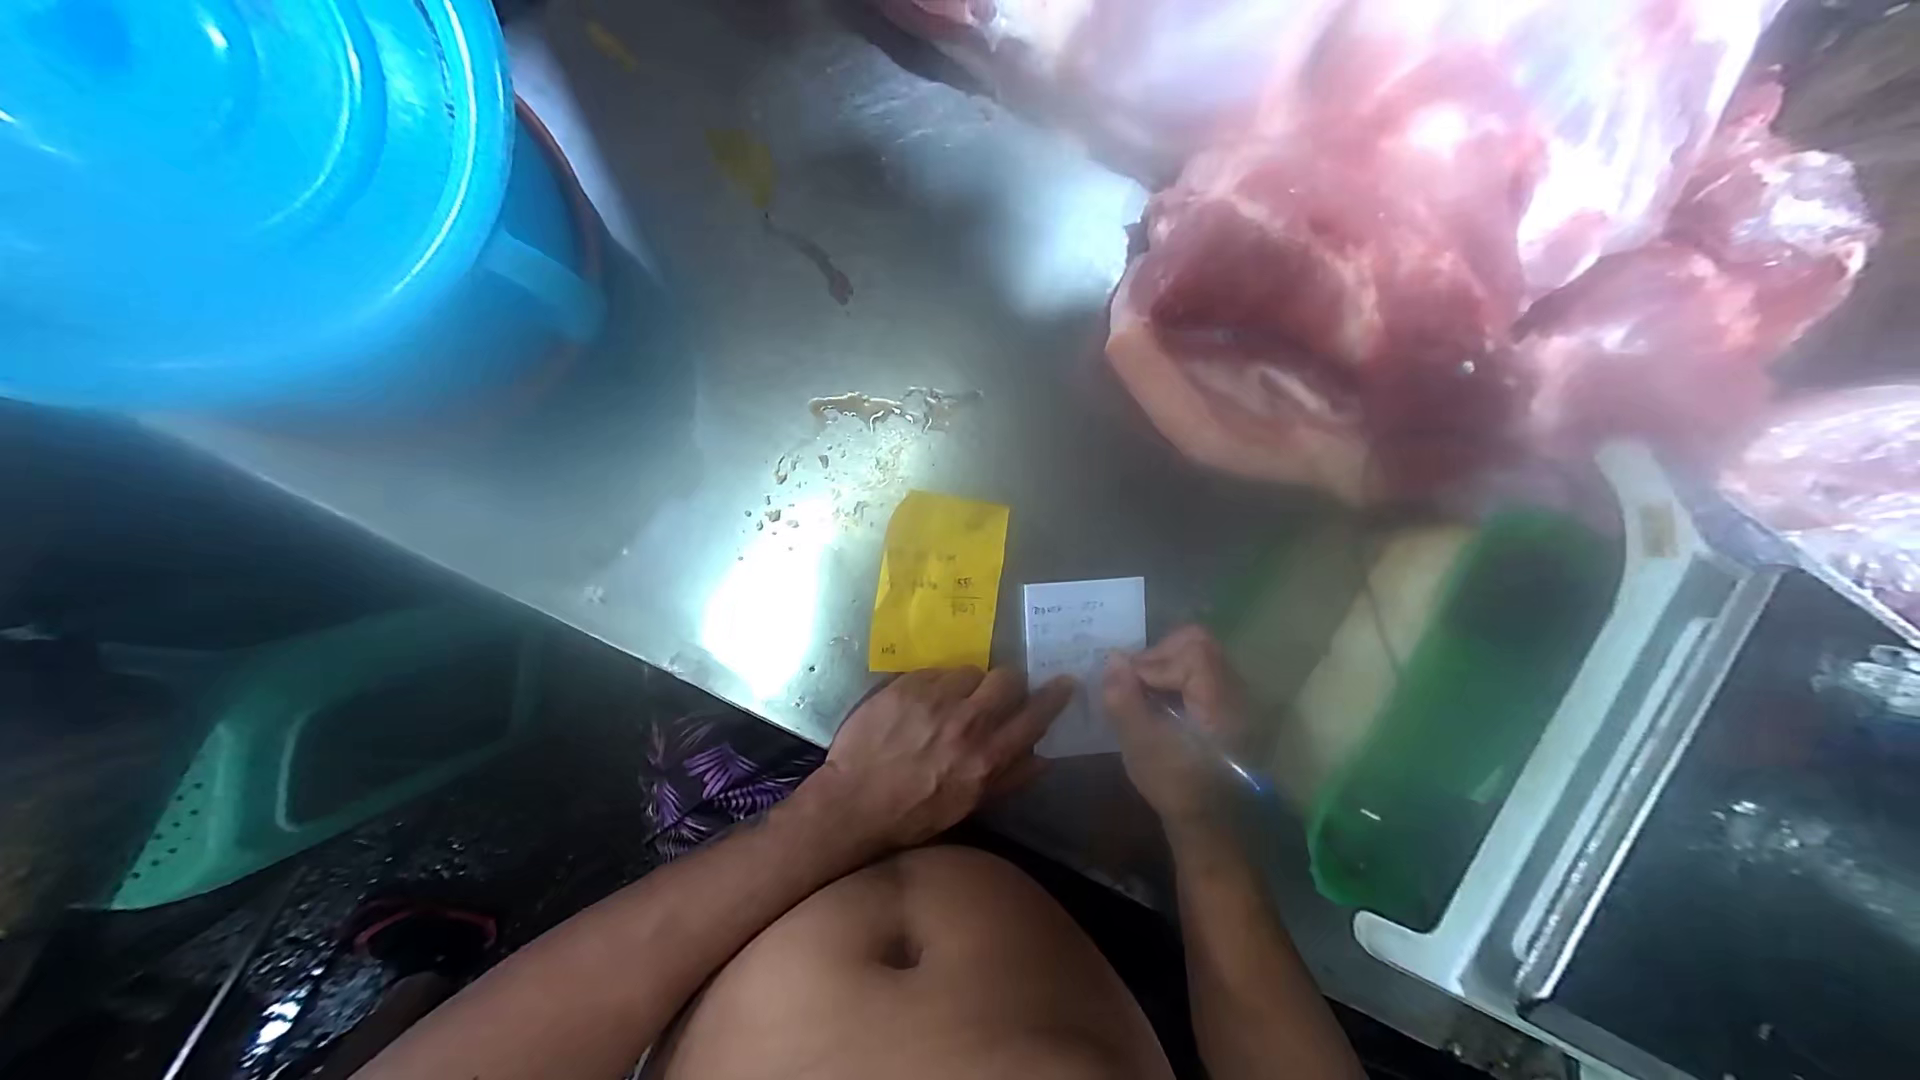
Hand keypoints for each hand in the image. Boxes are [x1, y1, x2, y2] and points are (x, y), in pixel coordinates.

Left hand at [796, 667, 1074, 853]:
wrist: (853, 803)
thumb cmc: (914, 813)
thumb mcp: (969, 805)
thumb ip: (1010, 777)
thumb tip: (1044, 755)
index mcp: (987, 757)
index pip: (1035, 716)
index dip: (1055, 696)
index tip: (1065, 682)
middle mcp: (967, 722)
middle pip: (1007, 678)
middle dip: (1008, 682)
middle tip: (995, 693)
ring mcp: (935, 699)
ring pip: (971, 670)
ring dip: (967, 683)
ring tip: (949, 702)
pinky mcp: (907, 685)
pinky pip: (937, 671)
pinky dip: (936, 684)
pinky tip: (921, 703)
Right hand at [1103, 625, 1248, 827]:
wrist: (1208, 822)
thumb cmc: (1175, 785)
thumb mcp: (1140, 744)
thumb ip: (1124, 699)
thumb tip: (1111, 658)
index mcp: (1220, 700)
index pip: (1191, 652)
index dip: (1153, 661)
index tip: (1129, 684)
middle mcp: (1234, 691)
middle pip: (1197, 643)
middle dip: (1158, 655)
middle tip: (1134, 680)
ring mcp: (1232, 697)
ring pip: (1197, 655)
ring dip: (1163, 665)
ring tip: (1141, 691)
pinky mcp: (1223, 705)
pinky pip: (1198, 672)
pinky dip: (1172, 676)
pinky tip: (1155, 702)